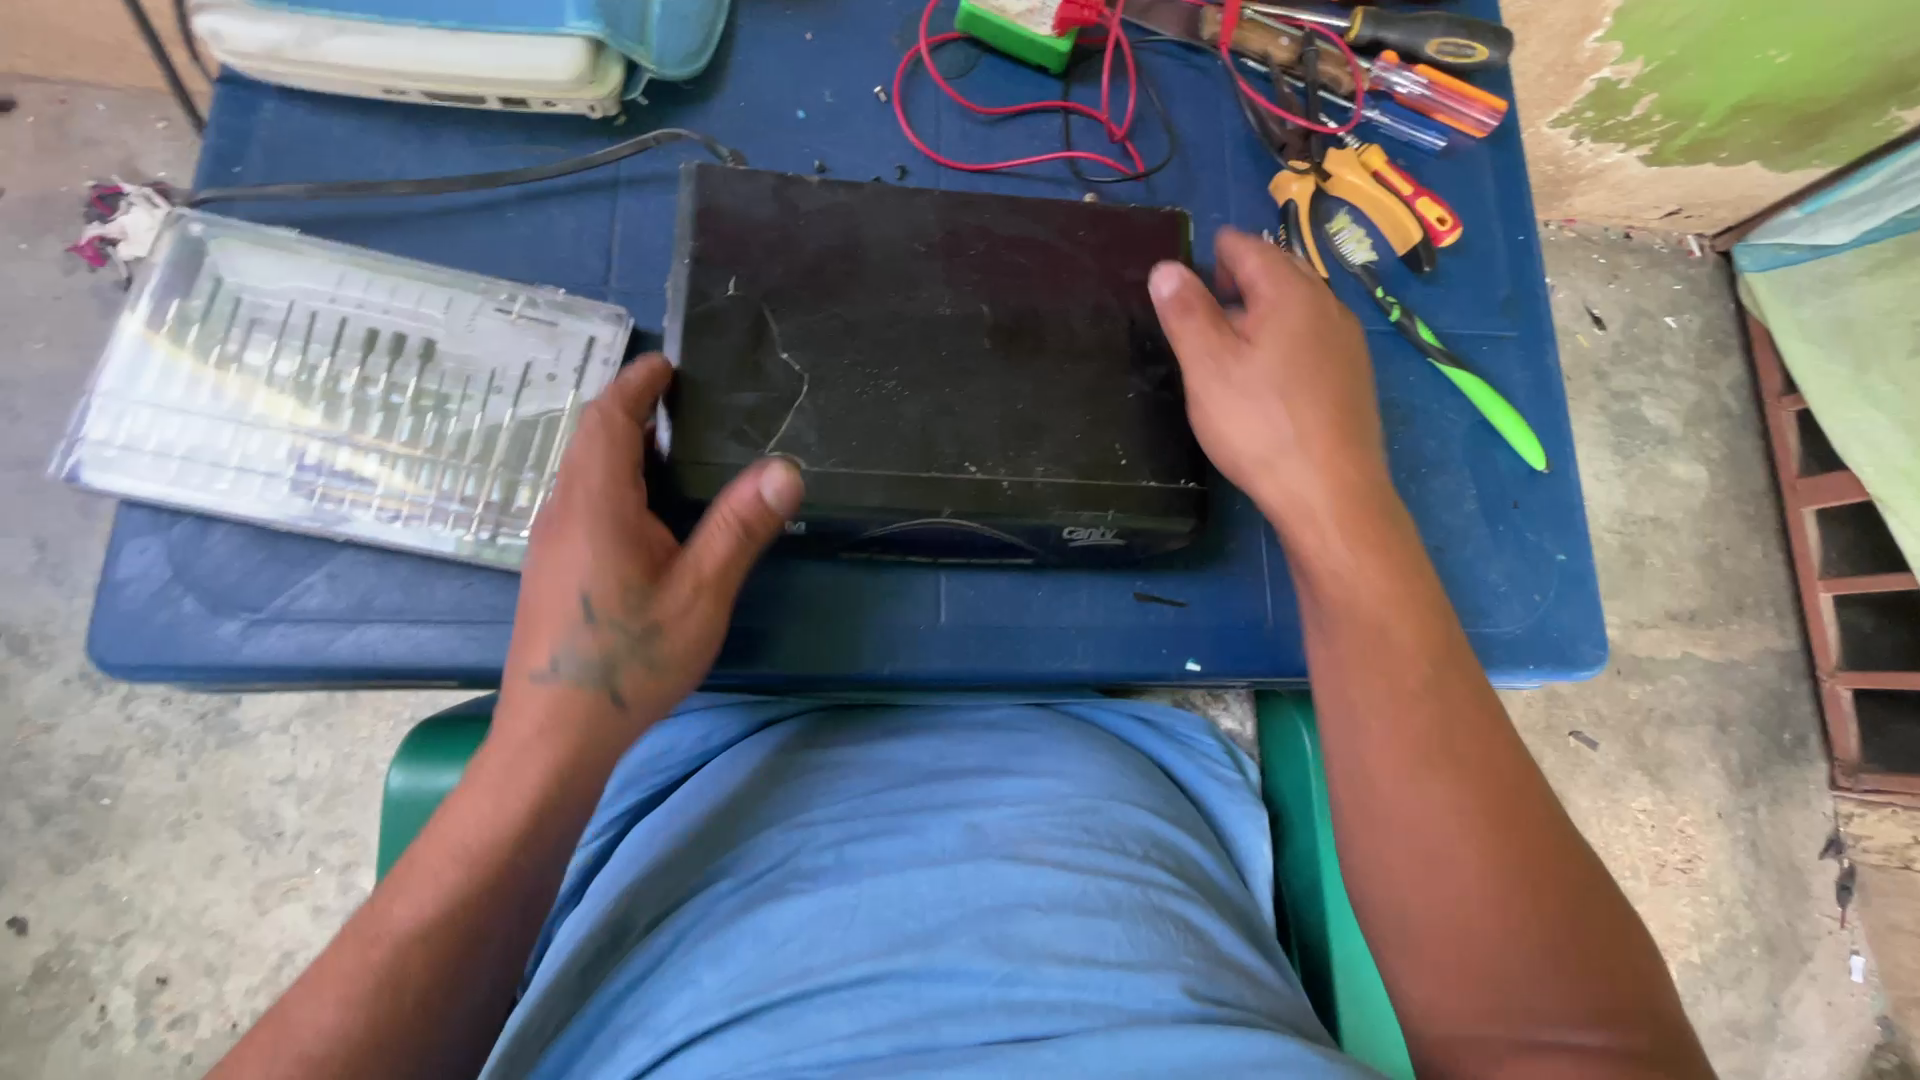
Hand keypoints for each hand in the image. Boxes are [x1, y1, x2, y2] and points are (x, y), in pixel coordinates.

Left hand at [497, 354, 803, 754]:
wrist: (555, 735)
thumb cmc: (630, 659)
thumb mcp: (701, 593)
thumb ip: (740, 528)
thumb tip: (785, 470)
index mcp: (596, 504)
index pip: (608, 419)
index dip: (636, 384)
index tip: (667, 364)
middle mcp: (563, 512)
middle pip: (591, 442)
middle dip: (632, 412)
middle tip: (686, 408)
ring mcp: (551, 544)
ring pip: (583, 475)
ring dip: (624, 451)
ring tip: (676, 455)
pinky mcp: (552, 572)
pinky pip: (583, 505)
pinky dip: (616, 486)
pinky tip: (650, 519)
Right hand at [1149, 227, 1394, 536]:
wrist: (1329, 491)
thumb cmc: (1259, 424)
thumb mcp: (1207, 367)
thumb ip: (1185, 312)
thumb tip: (1166, 266)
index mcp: (1289, 291)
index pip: (1246, 247)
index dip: (1210, 254)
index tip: (1183, 277)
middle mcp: (1327, 304)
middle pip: (1276, 272)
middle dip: (1237, 282)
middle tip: (1200, 311)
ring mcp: (1346, 341)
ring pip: (1296, 308)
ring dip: (1260, 314)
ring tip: (1228, 347)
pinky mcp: (1353, 377)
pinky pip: (1311, 339)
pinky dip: (1283, 342)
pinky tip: (1266, 379)